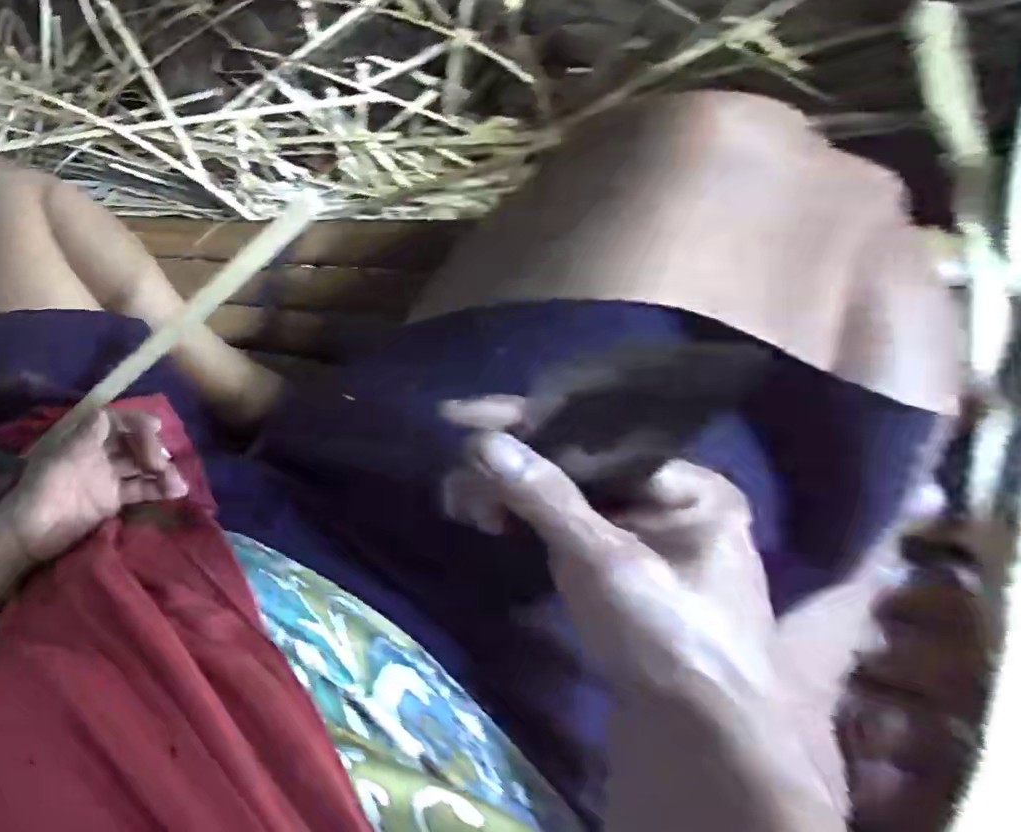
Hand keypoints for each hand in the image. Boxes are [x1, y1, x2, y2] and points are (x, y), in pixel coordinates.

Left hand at [0, 408, 189, 578]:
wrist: (28, 534)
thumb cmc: (39, 492)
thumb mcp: (59, 459)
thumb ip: (84, 438)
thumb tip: (106, 415)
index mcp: (82, 438)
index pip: (114, 421)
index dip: (135, 420)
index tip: (155, 426)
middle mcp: (97, 453)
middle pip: (131, 441)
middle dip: (151, 446)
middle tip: (161, 461)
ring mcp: (106, 477)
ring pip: (140, 465)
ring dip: (160, 469)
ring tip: (178, 481)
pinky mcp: (112, 501)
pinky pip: (140, 489)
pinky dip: (157, 488)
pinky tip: (175, 491)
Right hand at [441, 396, 776, 701]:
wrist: (697, 737)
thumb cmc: (673, 642)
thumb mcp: (607, 563)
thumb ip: (544, 497)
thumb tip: (478, 440)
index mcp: (683, 485)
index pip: (589, 432)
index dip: (520, 419)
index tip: (455, 415)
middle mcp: (655, 492)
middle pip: (559, 455)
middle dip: (501, 466)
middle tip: (461, 490)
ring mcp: (625, 521)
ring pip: (542, 482)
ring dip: (497, 490)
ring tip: (467, 513)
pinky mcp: (598, 548)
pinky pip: (541, 510)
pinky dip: (508, 510)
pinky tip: (485, 522)